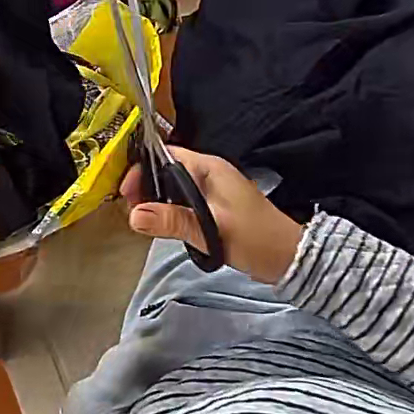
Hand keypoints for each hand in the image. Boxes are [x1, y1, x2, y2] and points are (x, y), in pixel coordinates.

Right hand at [122, 147, 303, 283]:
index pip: (166, 155)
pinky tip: (160, 224)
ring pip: (172, 187)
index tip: (126, 192)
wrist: (287, 258)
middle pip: (165, 170)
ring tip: (139, 219)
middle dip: (144, 187)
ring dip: (155, 200)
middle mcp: (209, 173)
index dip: (142, 170)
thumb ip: (174, 221)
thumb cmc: (254, 239)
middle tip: (129, 210)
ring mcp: (211, 190)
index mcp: (209, 168)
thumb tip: (135, 215)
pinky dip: (169, 209)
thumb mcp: (212, 230)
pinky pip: (183, 201)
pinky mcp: (213, 206)